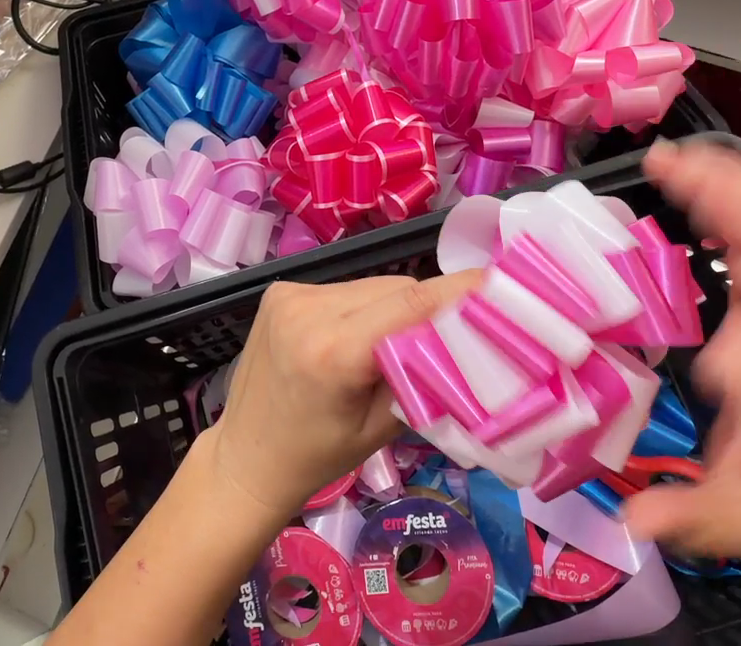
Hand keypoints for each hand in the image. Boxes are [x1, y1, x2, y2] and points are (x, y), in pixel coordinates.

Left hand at [207, 272, 479, 518]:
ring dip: (394, 305)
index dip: (456, 290)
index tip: (495, 282)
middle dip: (428, 306)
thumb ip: (423, 377)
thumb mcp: (382, 427)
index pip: (410, 304)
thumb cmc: (317, 456)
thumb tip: (466, 341)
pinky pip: (343, 288)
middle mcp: (308, 309)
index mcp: (333, 350)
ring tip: (401, 340)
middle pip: (393, 289)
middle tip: (455, 330)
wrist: (246, 457)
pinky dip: (363, 306)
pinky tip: (360, 334)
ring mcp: (289, 294)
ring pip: (370, 285)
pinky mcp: (280, 290)